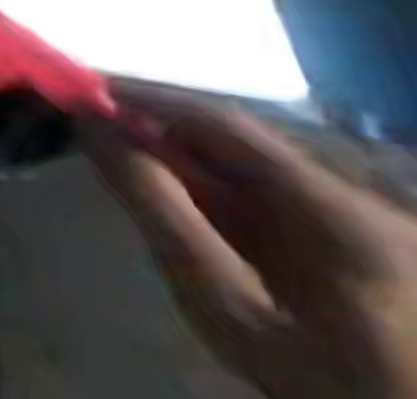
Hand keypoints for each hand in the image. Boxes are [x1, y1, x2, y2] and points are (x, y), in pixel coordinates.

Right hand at [84, 91, 416, 398]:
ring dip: (185, 156)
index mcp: (340, 212)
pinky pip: (279, 194)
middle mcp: (369, 203)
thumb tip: (94, 128)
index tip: (81, 89)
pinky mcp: (375, 247)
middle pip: (242, 143)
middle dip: (161, 128)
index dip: (147, 98)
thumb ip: (160, 212)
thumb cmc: (315, 377)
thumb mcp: (224, 306)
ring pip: (256, 166)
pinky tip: (183, 196)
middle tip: (92, 126)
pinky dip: (218, 184)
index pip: (223, 124)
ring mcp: (379, 226)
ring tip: (123, 155)